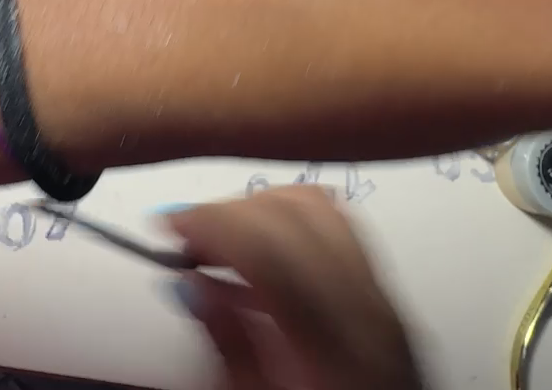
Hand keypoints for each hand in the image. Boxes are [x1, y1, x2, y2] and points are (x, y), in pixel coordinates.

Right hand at [165, 187, 421, 389]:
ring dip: (258, 208)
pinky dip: (289, 218)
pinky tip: (256, 248)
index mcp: (335, 344)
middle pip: (292, 213)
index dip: (211, 221)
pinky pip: (335, 224)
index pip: (269, 246)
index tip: (169, 224)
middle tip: (187, 235)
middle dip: (228, 211)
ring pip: (317, 205)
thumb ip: (227, 346)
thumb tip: (191, 282)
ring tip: (219, 238)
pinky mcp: (382, 292)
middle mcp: (368, 307)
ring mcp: (382, 295)